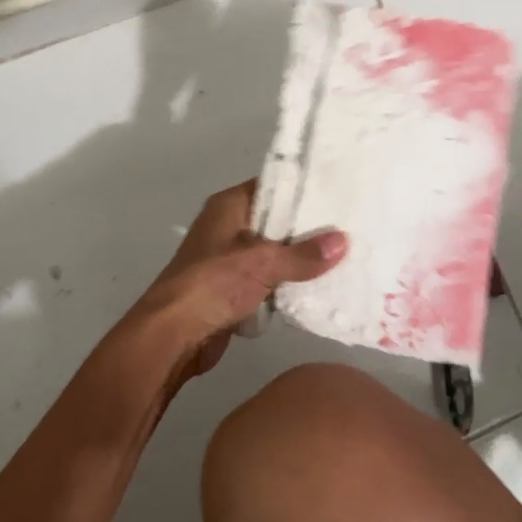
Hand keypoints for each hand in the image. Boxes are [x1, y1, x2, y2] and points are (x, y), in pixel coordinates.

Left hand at [131, 181, 347, 379]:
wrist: (171, 335)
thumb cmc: (212, 284)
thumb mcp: (262, 263)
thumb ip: (303, 254)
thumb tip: (343, 241)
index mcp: (229, 207)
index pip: (274, 186)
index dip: (305, 189)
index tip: (340, 195)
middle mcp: (229, 227)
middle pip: (277, 221)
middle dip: (309, 229)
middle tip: (350, 229)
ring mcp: (229, 260)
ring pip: (275, 253)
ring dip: (300, 260)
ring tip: (344, 258)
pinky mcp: (233, 290)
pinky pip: (269, 281)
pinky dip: (288, 285)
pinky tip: (320, 287)